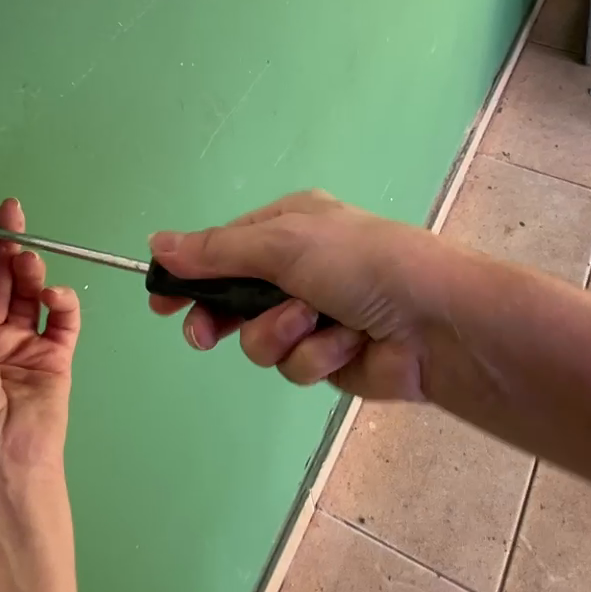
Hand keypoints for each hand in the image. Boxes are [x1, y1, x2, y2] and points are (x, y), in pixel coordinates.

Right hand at [147, 190, 471, 400]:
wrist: (434, 322)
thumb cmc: (359, 263)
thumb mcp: (283, 245)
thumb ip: (217, 251)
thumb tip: (156, 242)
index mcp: (289, 227)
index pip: (222, 248)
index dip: (190, 274)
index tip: (160, 299)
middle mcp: (299, 268)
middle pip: (234, 299)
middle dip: (224, 317)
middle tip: (205, 332)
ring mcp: (314, 315)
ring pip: (260, 339)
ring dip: (282, 334)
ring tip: (314, 322)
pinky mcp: (329, 357)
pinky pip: (295, 364)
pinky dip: (316, 356)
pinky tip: (347, 344)